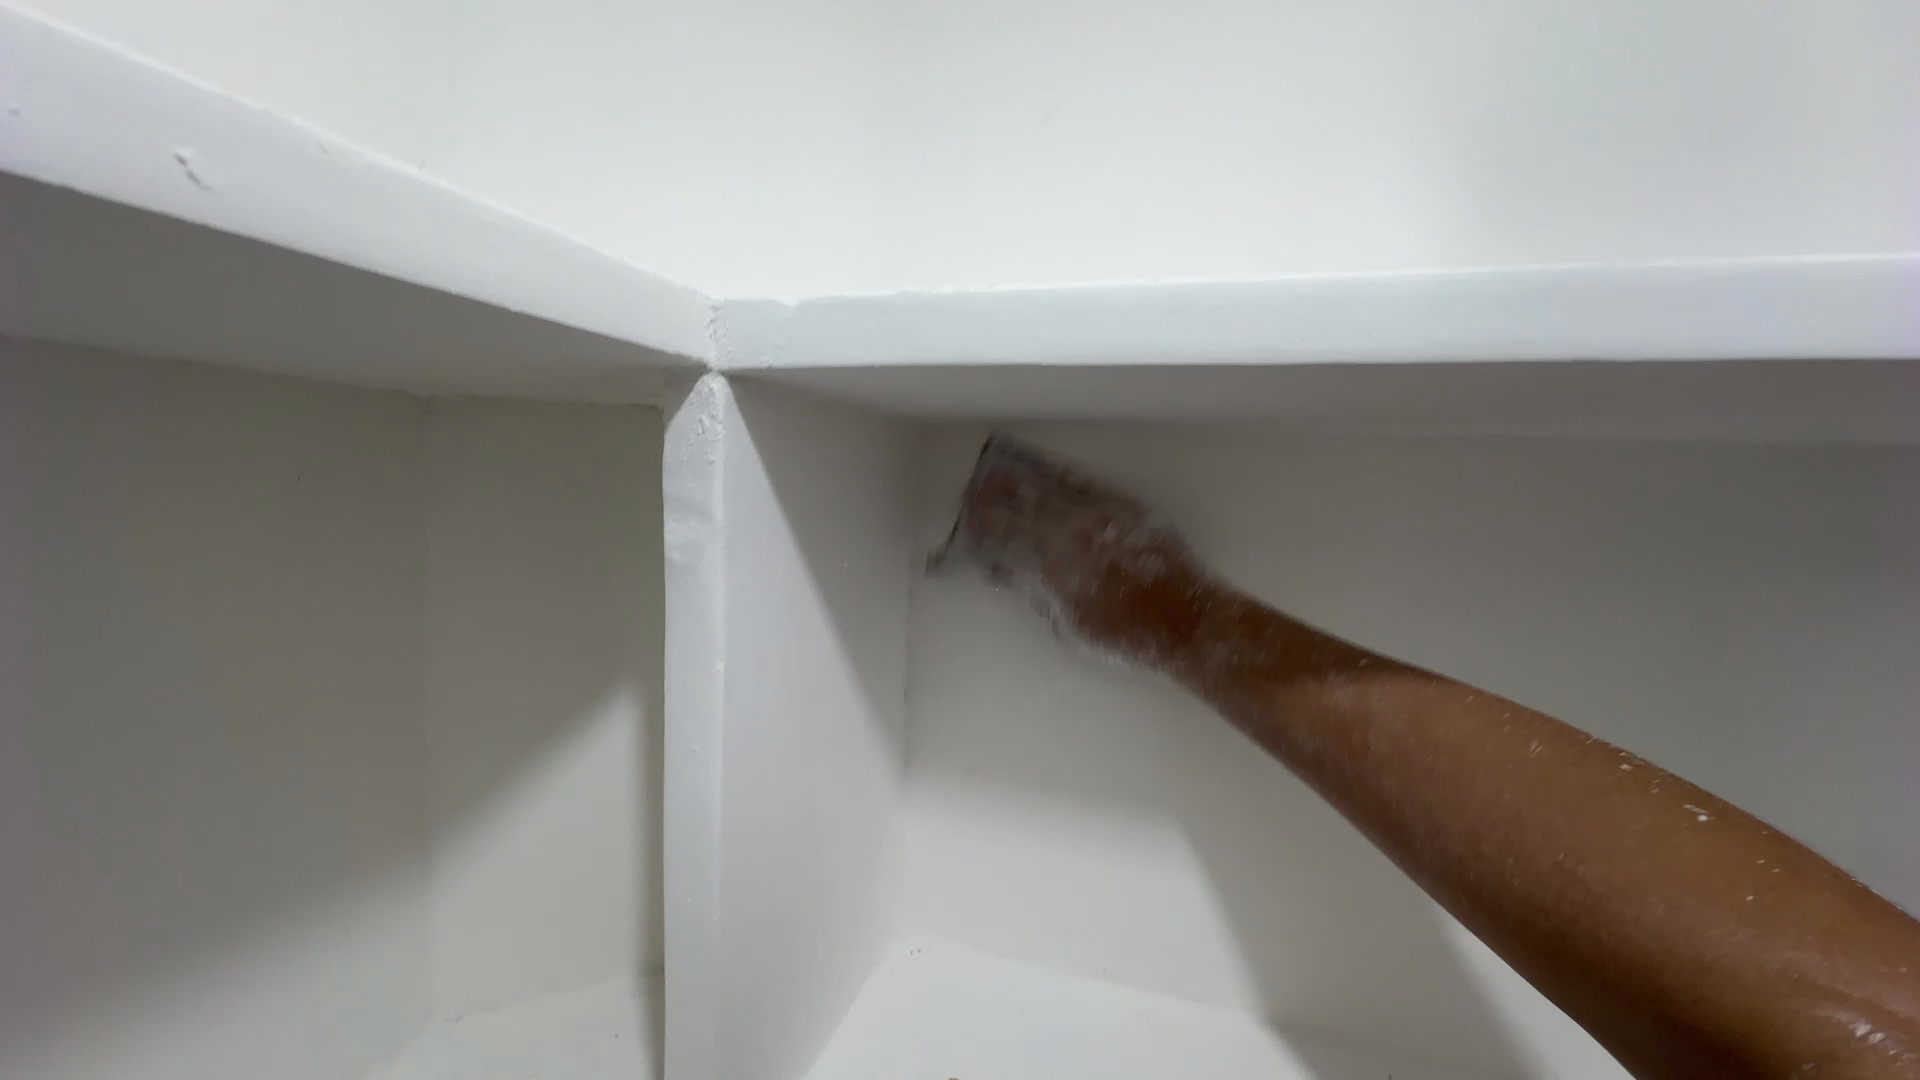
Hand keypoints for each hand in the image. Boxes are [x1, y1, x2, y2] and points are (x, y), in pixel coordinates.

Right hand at [933, 436, 1214, 671]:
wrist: (1188, 623)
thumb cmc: (1126, 639)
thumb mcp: (1070, 628)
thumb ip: (1034, 595)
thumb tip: (1000, 571)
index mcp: (1057, 571)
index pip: (1008, 542)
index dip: (982, 530)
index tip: (963, 521)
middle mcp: (1074, 536)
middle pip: (1022, 509)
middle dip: (991, 498)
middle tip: (968, 488)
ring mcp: (1101, 516)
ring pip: (1048, 489)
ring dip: (1016, 479)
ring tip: (993, 468)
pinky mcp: (1124, 506)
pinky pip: (1083, 481)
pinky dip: (1056, 471)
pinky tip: (1039, 465)